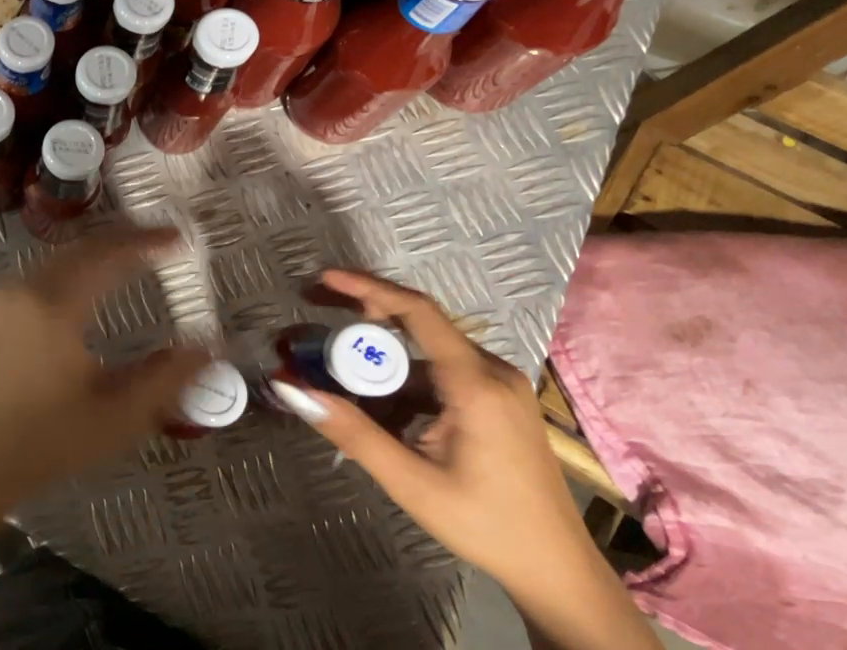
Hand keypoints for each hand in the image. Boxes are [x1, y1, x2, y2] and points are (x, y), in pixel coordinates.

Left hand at [0, 226, 211, 517]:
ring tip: (138, 257)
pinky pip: (41, 274)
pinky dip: (74, 269)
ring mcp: (2, 296)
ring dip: (97, 254)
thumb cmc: (48, 441)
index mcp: (53, 306)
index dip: (145, 242)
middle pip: (80, 250)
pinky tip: (94, 282)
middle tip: (164, 242)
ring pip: (59, 259)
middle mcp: (23, 288)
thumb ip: (168, 377)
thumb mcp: (119, 416)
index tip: (181, 237)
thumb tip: (209, 345)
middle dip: (123, 241)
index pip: (107, 256)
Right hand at [271, 270, 595, 588]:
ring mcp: (500, 387)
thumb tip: (289, 387)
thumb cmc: (486, 524)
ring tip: (334, 361)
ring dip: (381, 350)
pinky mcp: (498, 402)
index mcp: (477, 384)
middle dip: (364, 311)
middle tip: (315, 307)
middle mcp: (493, 373)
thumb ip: (351, 430)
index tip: (324, 278)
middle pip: (421, 322)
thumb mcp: (410, 481)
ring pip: (428, 349)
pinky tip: (376, 400)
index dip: (368, 288)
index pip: (418, 312)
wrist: (557, 569)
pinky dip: (402, 375)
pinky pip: (441, 371)